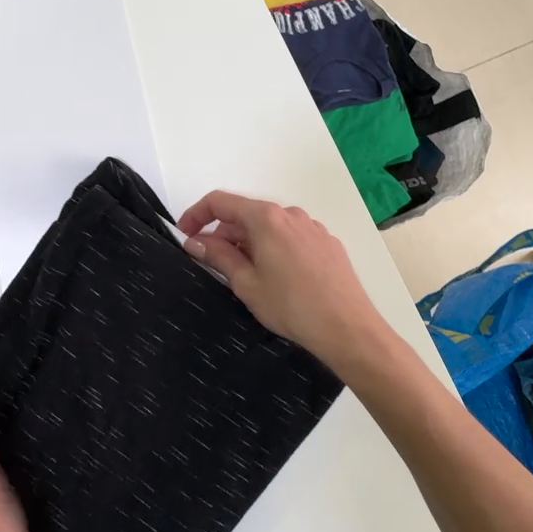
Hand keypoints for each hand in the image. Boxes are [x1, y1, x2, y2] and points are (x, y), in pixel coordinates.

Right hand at [178, 190, 387, 364]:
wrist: (348, 329)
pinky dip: (273, 248)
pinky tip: (276, 277)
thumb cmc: (291, 306)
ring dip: (248, 242)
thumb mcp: (246, 283)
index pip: (220, 202)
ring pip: (269, 227)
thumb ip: (218, 256)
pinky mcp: (327, 243)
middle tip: (210, 262)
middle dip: (223, 234)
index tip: (184, 235)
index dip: (196, 215)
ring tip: (243, 274)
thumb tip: (196, 241)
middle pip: (245, 214)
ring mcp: (312, 227)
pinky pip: (290, 237)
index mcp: (266, 218)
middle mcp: (290, 214)